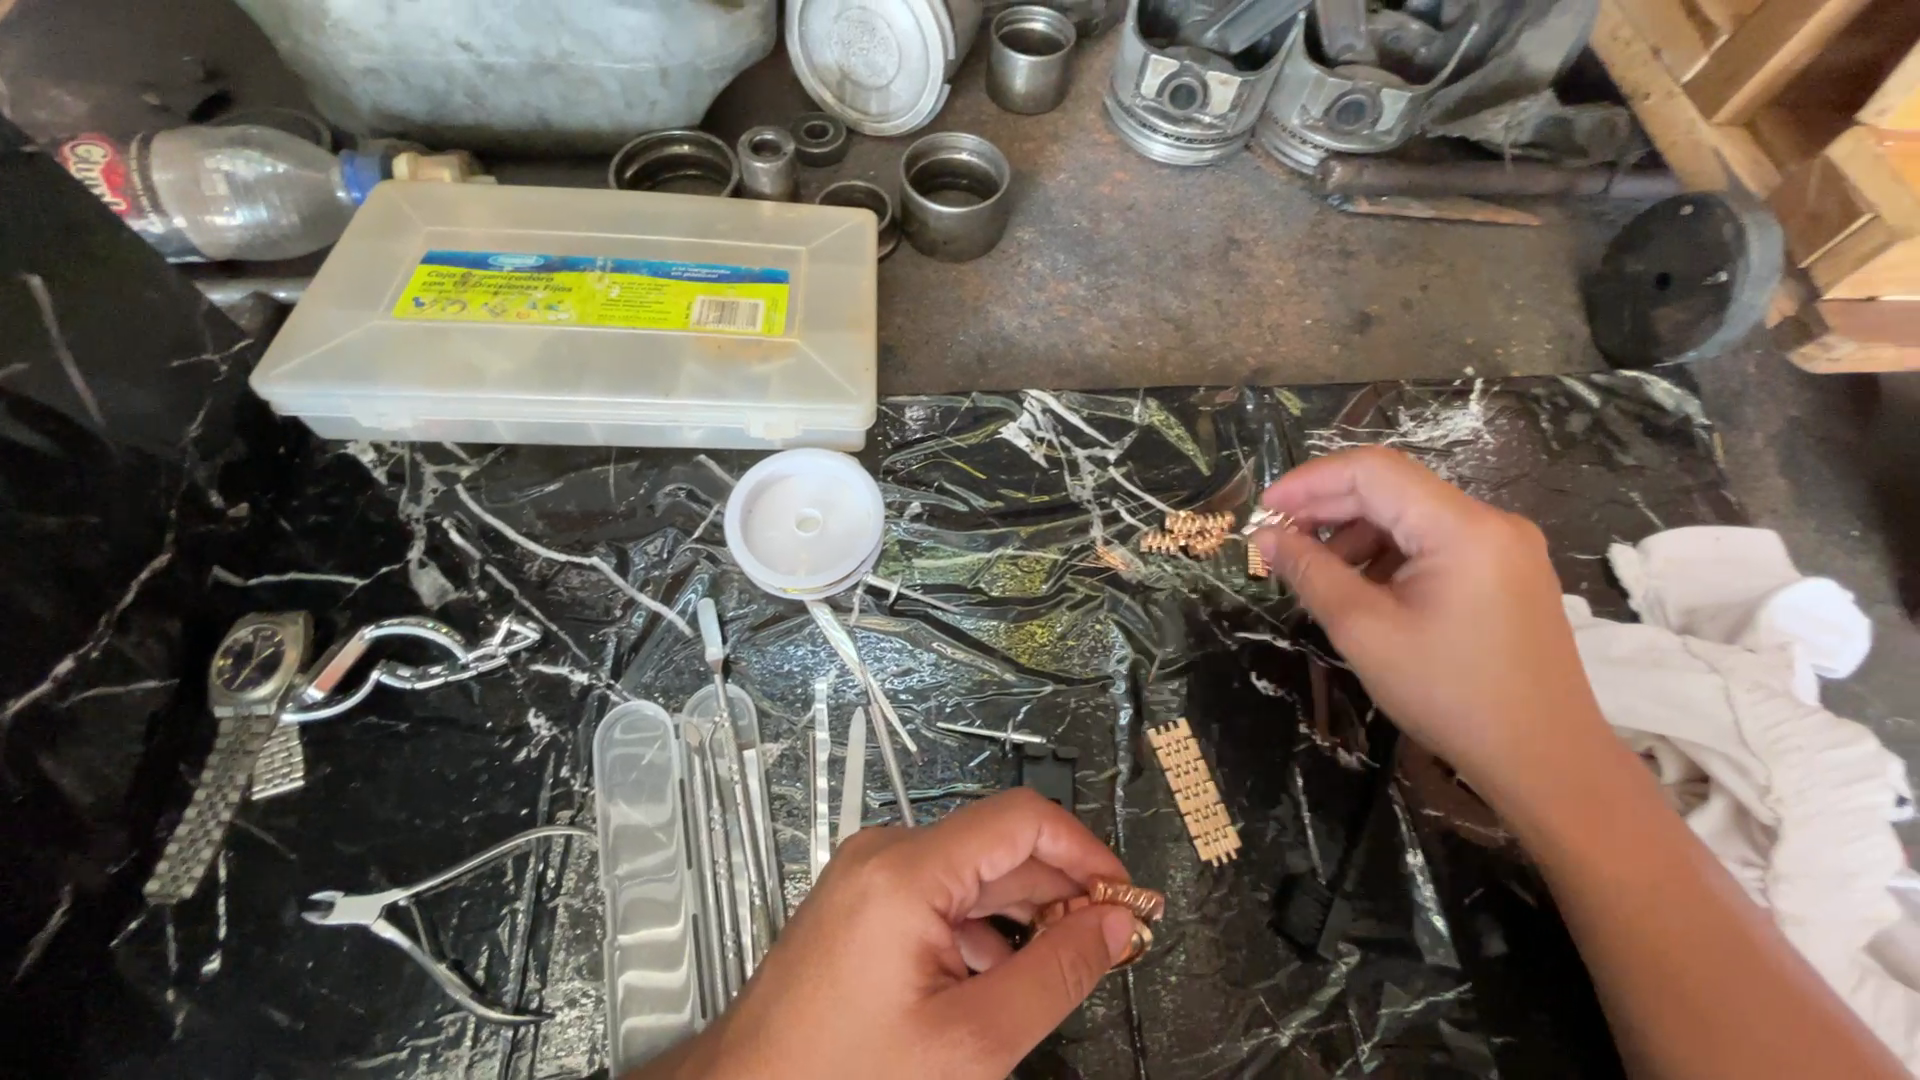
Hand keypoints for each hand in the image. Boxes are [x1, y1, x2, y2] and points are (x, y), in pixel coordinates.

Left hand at [638, 789, 1141, 1079]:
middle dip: (1060, 891)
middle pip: (999, 846)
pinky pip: (941, 892)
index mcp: (908, 870)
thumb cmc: (847, 1077)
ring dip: (1023, 912)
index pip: (1022, 819)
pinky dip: (981, 925)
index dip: (1084, 851)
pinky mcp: (864, 897)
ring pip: (972, 872)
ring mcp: (870, 873)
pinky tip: (1000, 975)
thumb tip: (1113, 926)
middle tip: (1106, 944)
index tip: (1123, 899)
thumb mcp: (973, 1043)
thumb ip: (1056, 975)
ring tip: (1058, 967)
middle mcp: (886, 852)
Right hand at [1252, 446, 1610, 803]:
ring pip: (1409, 517)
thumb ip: (1310, 573)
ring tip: (1316, 574)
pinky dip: (1387, 556)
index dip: (1309, 482)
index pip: (1372, 471)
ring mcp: (1504, 547)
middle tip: (1276, 540)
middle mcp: (1490, 522)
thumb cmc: (1449, 694)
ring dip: (1354, 536)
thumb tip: (1265, 539)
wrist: (1545, 759)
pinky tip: (1361, 590)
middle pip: (1392, 489)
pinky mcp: (1506, 573)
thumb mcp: (1364, 631)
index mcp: (1462, 528)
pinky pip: (1432, 544)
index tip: (1263, 511)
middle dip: (1326, 509)